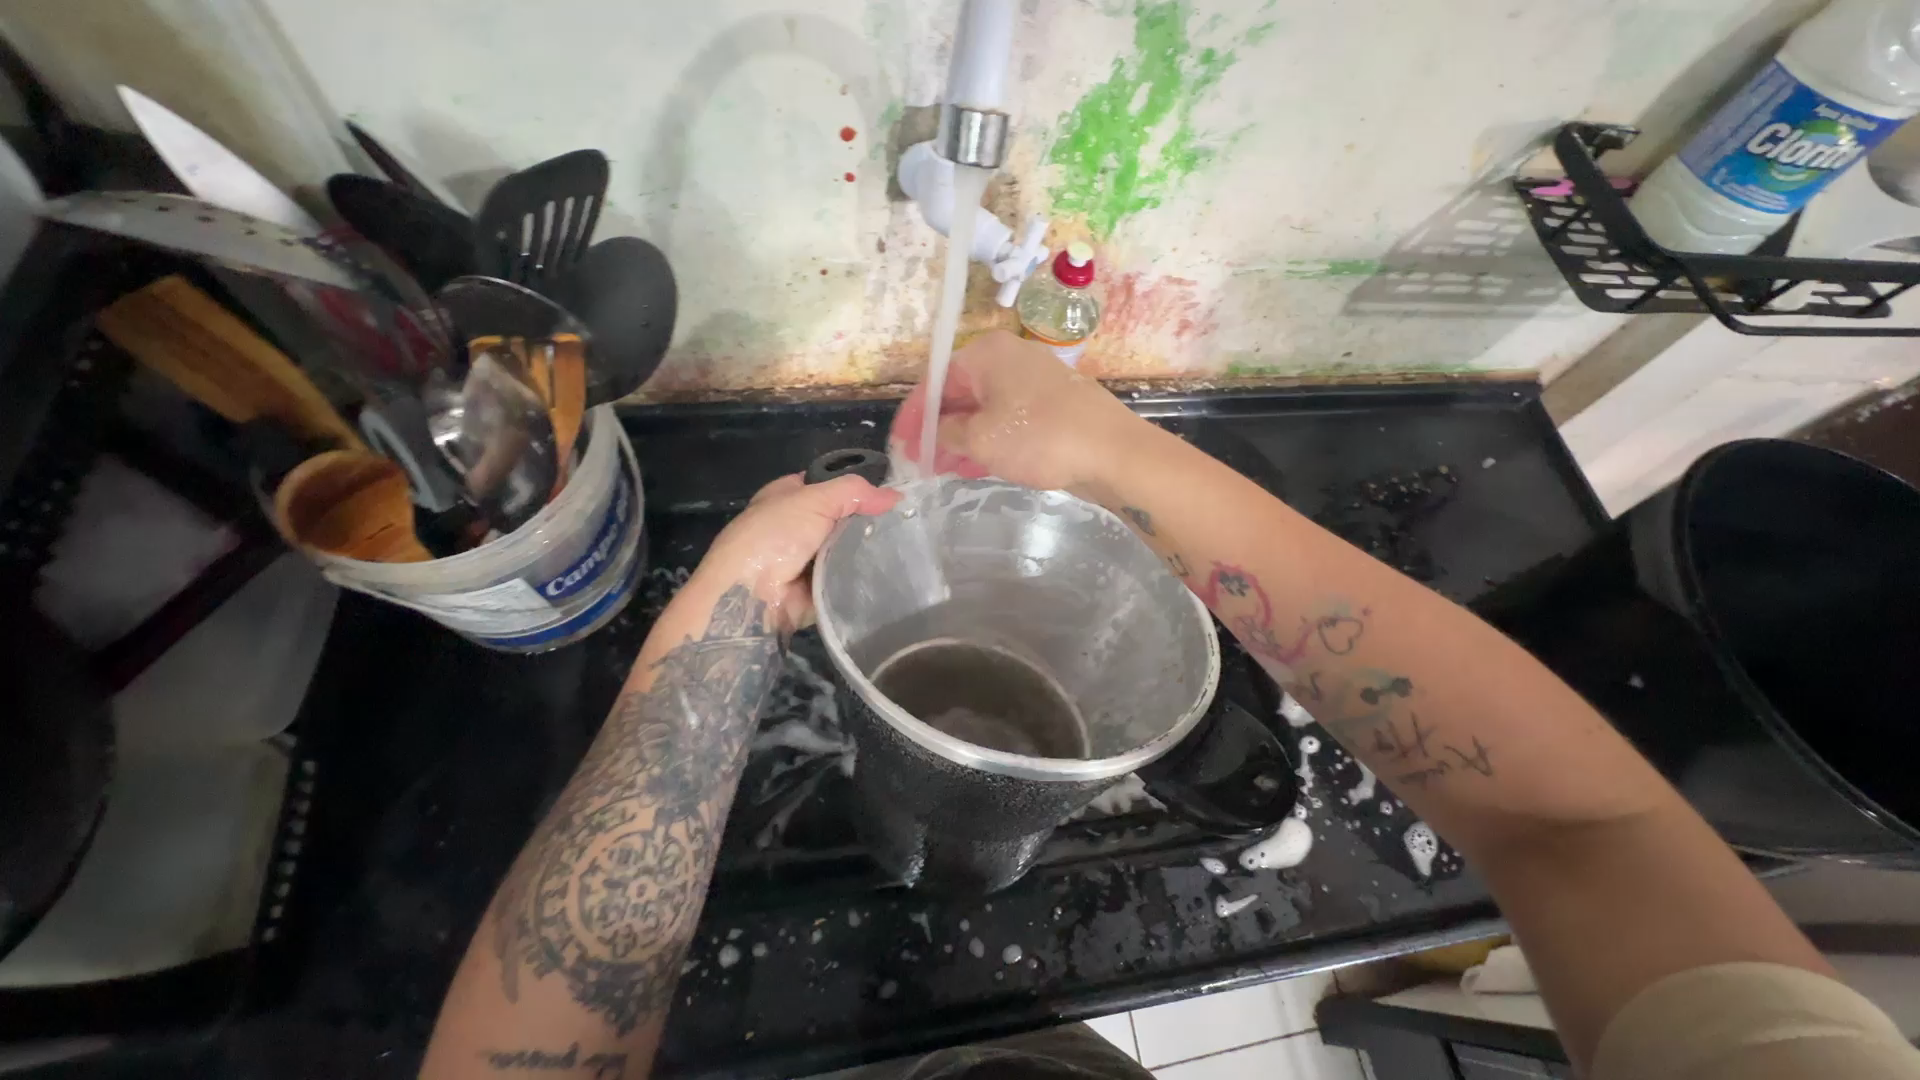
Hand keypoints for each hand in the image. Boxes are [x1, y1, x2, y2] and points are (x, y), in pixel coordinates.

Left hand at [692, 473, 899, 632]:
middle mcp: (797, 525)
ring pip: (849, 547)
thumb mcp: (814, 498)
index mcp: (788, 496)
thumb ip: (854, 492)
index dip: (856, 488)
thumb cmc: (775, 534)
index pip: (829, 485)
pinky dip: (864, 574)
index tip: (888, 495)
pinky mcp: (820, 586)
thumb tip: (896, 496)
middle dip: (867, 520)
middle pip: (843, 518)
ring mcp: (808, 558)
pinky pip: (849, 575)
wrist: (752, 594)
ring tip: (904, 546)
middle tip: (902, 522)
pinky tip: (889, 569)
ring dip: (868, 549)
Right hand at [889, 329, 1144, 492]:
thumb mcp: (980, 439)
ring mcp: (1033, 382)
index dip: (914, 416)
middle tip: (918, 462)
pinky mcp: (1052, 407)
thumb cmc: (1039, 437)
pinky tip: (973, 468)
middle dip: (937, 430)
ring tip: (940, 471)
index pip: (935, 380)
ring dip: (960, 440)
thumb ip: (947, 434)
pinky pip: (1007, 421)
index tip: (900, 444)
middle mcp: (1009, 359)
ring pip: (984, 410)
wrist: (1113, 453)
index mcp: (986, 353)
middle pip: (960, 393)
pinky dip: (988, 442)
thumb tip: (933, 433)